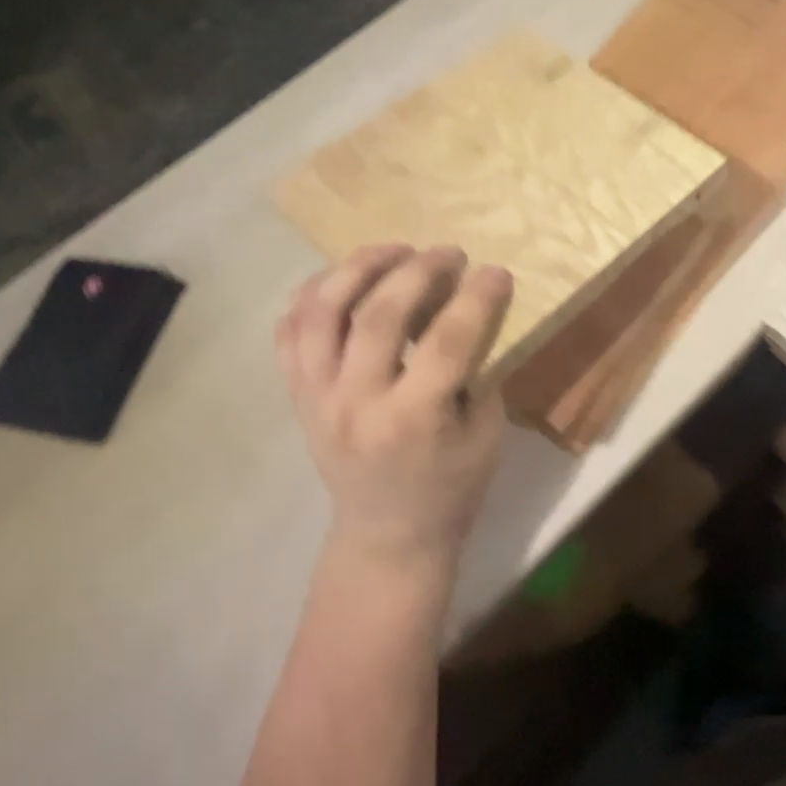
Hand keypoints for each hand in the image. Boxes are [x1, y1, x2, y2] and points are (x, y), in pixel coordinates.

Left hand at [276, 243, 514, 573]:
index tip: (496, 271)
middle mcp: (357, 403)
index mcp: (413, 419)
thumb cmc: (451, 488)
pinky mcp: (297, 396)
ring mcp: (317, 398)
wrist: (387, 534)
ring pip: (322, 313)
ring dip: (358, 269)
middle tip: (448, 253)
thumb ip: (478, 374)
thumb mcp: (485, 436)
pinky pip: (289, 331)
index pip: (446, 341)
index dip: (476, 298)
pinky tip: (345, 279)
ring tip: (393, 251)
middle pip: (378, 315)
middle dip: (419, 271)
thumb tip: (473, 313)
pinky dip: (313, 295)